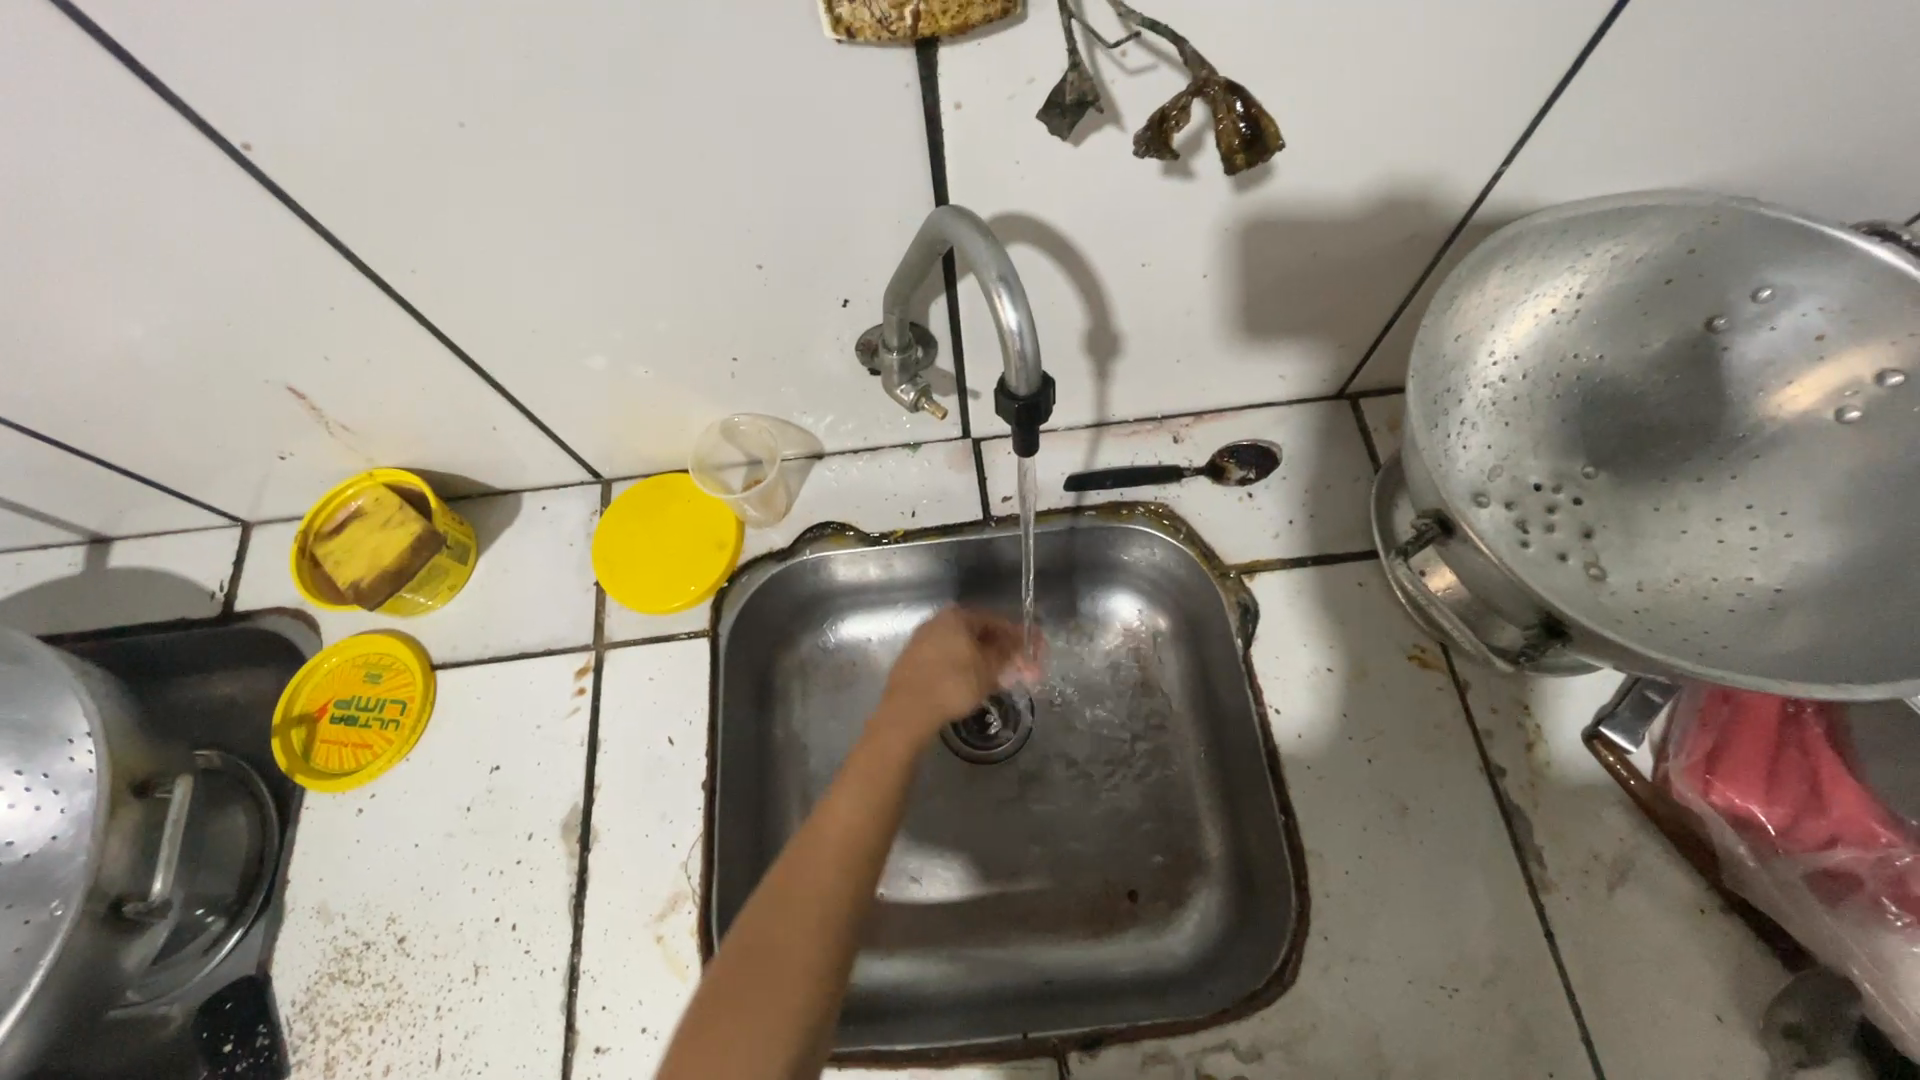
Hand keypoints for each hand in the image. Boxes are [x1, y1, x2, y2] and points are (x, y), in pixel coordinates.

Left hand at [874, 607, 1039, 743]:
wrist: (907, 711)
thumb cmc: (953, 684)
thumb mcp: (988, 670)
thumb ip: (1008, 654)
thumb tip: (1021, 646)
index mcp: (957, 617)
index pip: (996, 621)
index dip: (1019, 637)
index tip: (1036, 651)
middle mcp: (937, 622)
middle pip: (978, 634)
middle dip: (1003, 651)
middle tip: (1021, 669)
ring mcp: (923, 641)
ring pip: (962, 648)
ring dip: (984, 661)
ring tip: (1001, 679)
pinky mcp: (913, 661)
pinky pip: (947, 659)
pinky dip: (964, 668)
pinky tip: (973, 683)